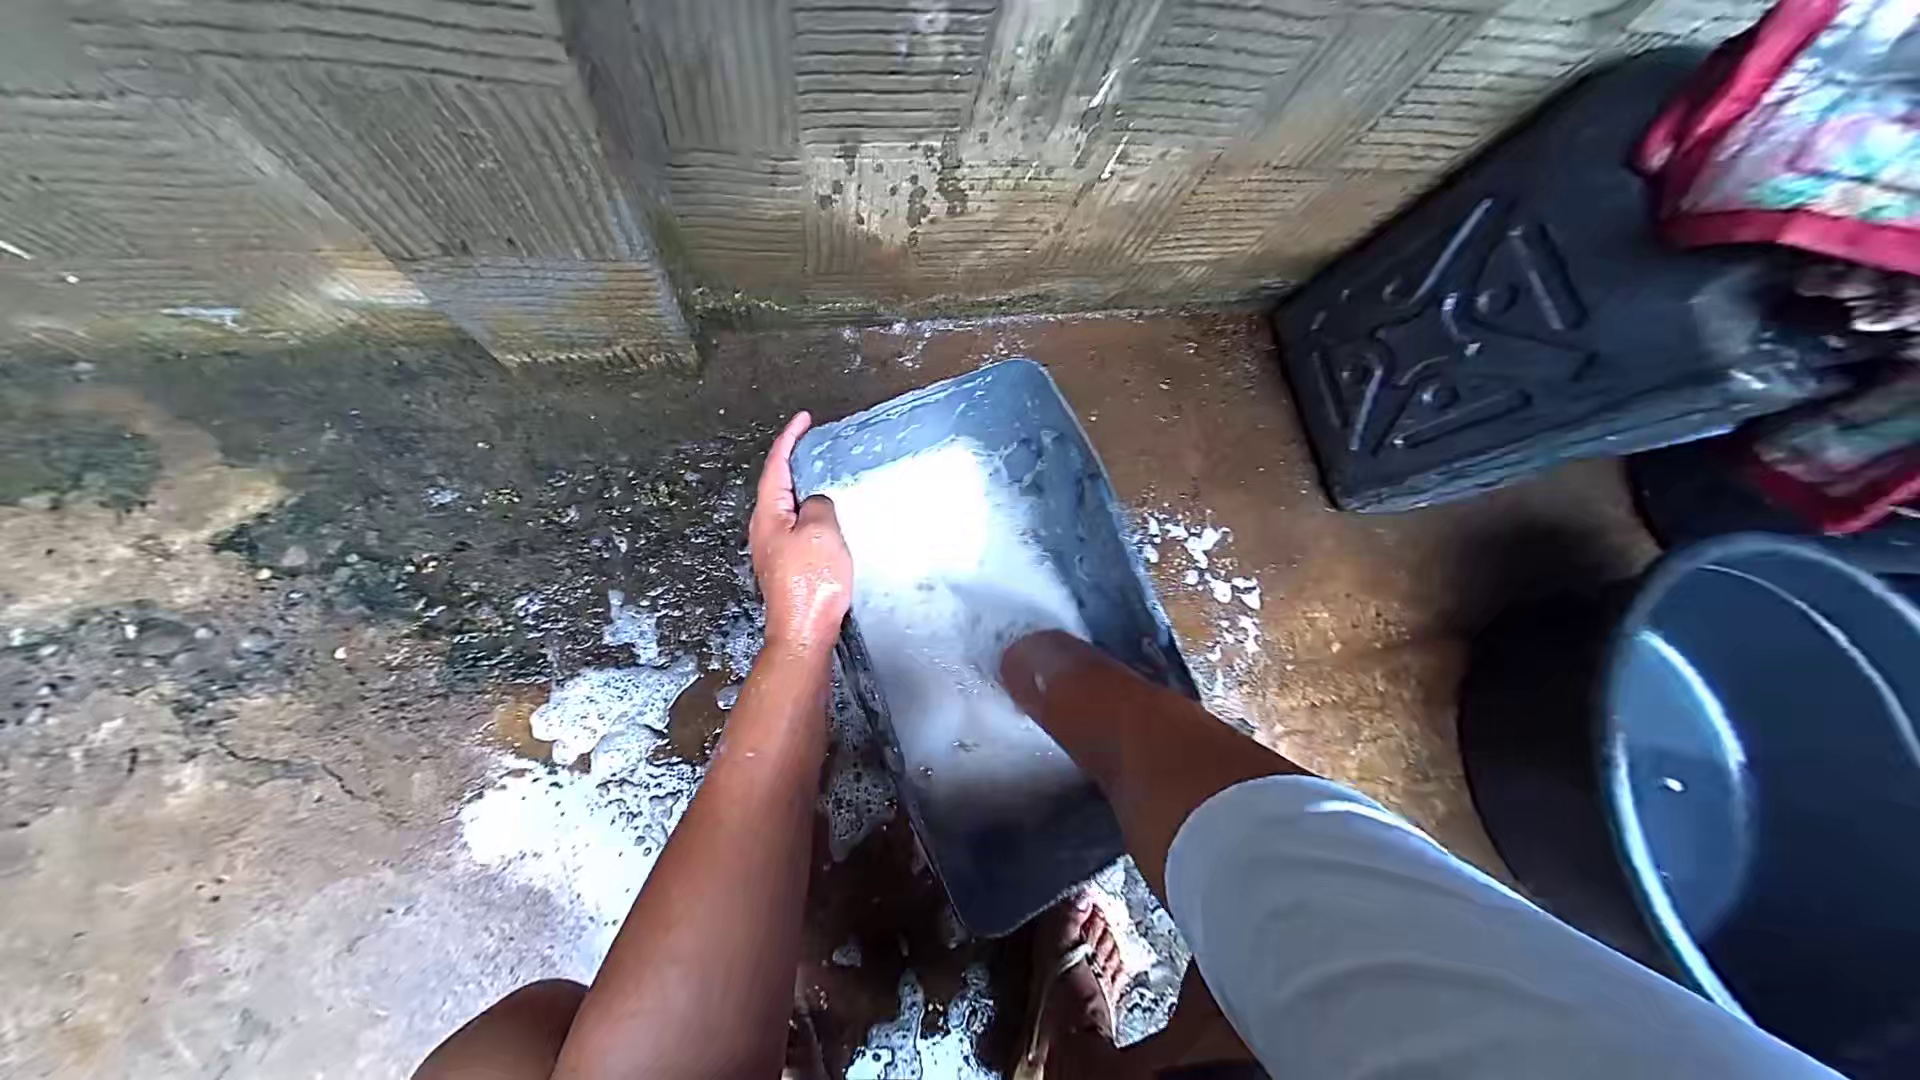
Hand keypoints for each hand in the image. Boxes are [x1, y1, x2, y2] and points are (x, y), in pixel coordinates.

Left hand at [749, 412, 852, 656]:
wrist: (805, 631)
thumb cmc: (812, 580)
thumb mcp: (821, 530)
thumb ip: (818, 505)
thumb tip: (815, 503)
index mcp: (768, 514)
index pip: (777, 466)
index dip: (790, 439)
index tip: (803, 419)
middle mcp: (765, 529)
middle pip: (778, 485)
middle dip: (795, 461)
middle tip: (815, 444)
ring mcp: (775, 549)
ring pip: (789, 508)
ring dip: (805, 488)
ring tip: (825, 475)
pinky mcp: (788, 565)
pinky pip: (799, 527)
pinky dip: (812, 513)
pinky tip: (828, 517)